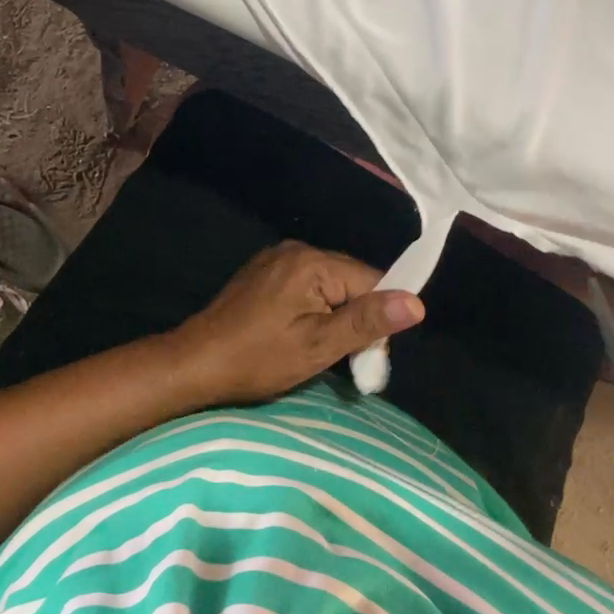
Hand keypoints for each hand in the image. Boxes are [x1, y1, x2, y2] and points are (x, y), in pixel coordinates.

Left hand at [161, 241, 423, 407]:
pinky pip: (304, 288)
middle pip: (350, 282)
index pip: (372, 281)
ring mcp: (275, 260)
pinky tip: (295, 337)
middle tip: (339, 360)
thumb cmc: (258, 358)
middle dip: (354, 320)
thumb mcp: (318, 346)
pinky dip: (310, 312)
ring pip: (328, 287)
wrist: (196, 362)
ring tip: (315, 351)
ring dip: (332, 318)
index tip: (364, 357)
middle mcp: (295, 250)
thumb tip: (417, 302)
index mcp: (312, 262)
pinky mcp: (262, 274)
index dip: (377, 320)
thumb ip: (367, 322)